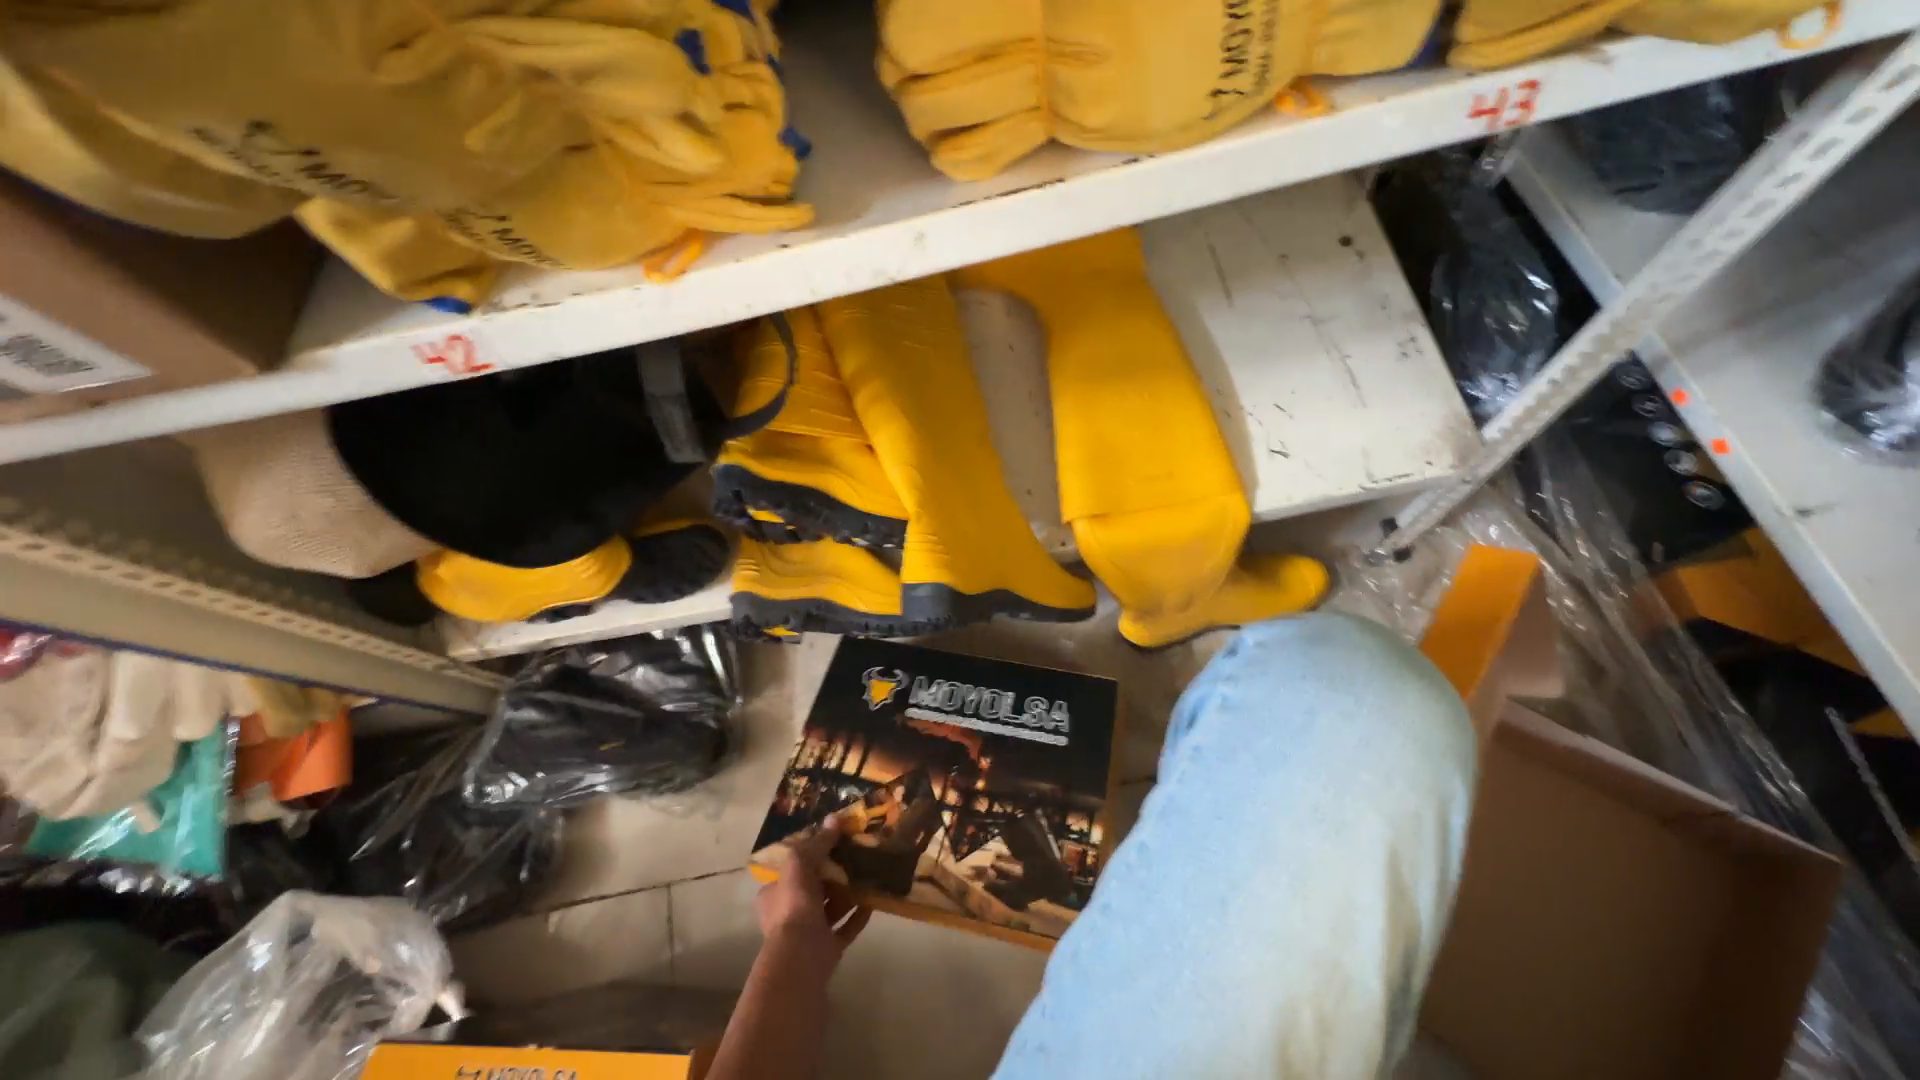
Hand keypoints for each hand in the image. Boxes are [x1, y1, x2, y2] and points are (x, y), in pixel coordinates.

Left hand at [757, 816, 871, 966]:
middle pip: (813, 888)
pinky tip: (872, 902)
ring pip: (830, 908)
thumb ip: (818, 842)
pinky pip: (846, 927)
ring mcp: (809, 933)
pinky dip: (858, 915)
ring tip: (867, 875)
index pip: (790, 870)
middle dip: (832, 875)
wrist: (801, 954)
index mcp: (773, 894)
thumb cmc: (794, 904)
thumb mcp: (800, 862)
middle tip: (854, 857)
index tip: (830, 844)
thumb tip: (834, 818)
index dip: (808, 857)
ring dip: (847, 894)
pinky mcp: (828, 948)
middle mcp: (788, 913)